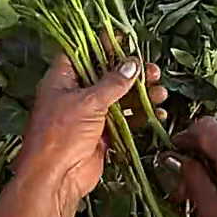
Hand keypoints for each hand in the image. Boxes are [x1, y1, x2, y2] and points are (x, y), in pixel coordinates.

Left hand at [17, 54, 165, 206]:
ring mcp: (89, 115)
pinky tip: (157, 112)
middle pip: (106, 76)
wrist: (56, 177)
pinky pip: (124, 121)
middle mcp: (75, 94)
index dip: (102, 44)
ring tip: (160, 91)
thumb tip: (132, 64)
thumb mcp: (88, 102)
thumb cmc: (62, 134)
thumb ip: (113, 83)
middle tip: (153, 70)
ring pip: (119, 99)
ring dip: (141, 95)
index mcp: (63, 79)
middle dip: (130, 73)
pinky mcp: (102, 134)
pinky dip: (140, 116)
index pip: (82, 52)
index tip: (125, 39)